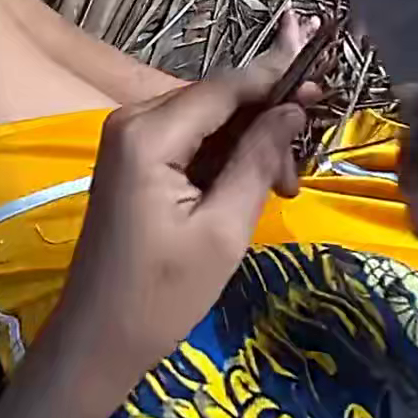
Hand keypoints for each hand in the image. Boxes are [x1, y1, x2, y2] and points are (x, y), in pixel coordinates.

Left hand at [51, 15, 320, 390]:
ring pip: (207, 117)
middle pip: (216, 99)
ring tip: (282, 187)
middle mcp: (133, 118)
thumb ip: (259, 160)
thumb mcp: (224, 230)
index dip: (275, 77)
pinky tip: (249, 184)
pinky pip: (189, 136)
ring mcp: (128, 135)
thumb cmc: (161, 295)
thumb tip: (292, 109)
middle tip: (299, 169)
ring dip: (247, 143)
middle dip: (263, 123)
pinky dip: (222, 154)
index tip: (321, 79)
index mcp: (149, 133)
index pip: (224, 86)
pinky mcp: (132, 154)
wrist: (96, 339)